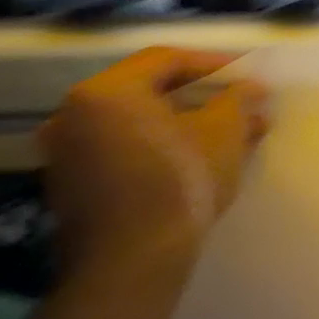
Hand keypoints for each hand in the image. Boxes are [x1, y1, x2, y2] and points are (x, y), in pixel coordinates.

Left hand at [37, 47, 268, 275]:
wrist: (131, 258)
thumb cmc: (181, 180)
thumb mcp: (226, 131)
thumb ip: (238, 99)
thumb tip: (249, 88)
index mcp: (106, 93)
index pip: (166, 60)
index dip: (214, 63)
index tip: (251, 75)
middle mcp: (73, 116)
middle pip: (148, 91)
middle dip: (202, 95)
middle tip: (244, 103)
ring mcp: (67, 153)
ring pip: (138, 123)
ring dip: (186, 122)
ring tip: (234, 133)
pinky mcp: (74, 184)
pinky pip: (124, 148)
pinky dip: (162, 144)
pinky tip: (201, 158)